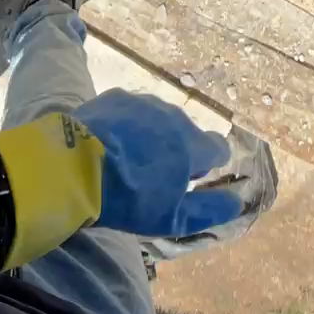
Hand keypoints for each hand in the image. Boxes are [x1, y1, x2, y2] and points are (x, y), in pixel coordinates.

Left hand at [72, 89, 242, 236]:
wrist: (75, 166)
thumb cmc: (130, 197)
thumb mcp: (174, 217)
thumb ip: (211, 208)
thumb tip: (237, 200)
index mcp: (191, 143)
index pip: (218, 146)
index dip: (209, 163)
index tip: (191, 177)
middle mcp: (172, 115)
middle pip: (186, 131)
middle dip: (179, 148)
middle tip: (157, 173)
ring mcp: (143, 101)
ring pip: (159, 118)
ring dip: (154, 134)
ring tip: (132, 157)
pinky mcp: (116, 96)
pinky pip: (133, 109)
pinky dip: (129, 123)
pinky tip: (113, 140)